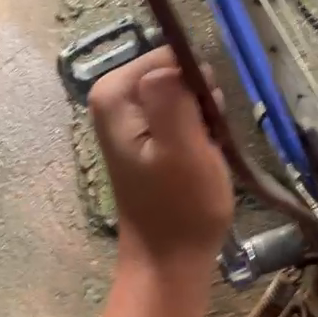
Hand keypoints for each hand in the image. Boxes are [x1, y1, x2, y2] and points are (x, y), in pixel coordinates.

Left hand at [89, 48, 234, 272]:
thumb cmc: (180, 207)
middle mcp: (113, 99)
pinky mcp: (144, 137)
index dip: (195, 86)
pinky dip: (197, 135)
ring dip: (202, 121)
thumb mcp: (182, 149)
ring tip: (202, 156)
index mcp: (113, 95)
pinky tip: (199, 161)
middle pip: (175, 74)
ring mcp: (128, 119)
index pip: (170, 57)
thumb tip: (170, 64)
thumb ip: (171, 99)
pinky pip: (180, 116)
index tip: (204, 122)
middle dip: (199, 104)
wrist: (170, 259)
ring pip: (183, 96)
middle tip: (205, 143)